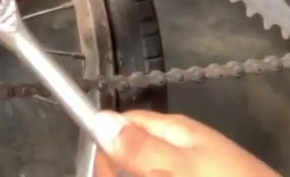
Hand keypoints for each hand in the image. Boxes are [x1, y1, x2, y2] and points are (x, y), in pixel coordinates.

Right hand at [95, 111, 280, 176]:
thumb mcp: (187, 171)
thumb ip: (143, 149)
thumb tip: (99, 119)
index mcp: (175, 132)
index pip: (122, 125)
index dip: (105, 151)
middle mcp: (180, 150)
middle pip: (134, 158)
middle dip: (124, 172)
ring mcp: (191, 171)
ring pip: (151, 172)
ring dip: (142, 175)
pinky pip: (169, 175)